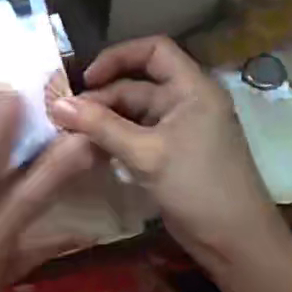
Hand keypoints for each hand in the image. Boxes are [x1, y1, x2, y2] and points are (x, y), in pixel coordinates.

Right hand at [47, 36, 291, 274]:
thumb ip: (100, 126)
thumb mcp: (146, 153)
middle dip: (101, 99)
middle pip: (136, 85)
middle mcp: (186, 102)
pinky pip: (136, 136)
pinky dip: (113, 140)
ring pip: (132, 113)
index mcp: (192, 89)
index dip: (118, 57)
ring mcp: (179, 130)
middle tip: (65, 120)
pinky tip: (89, 151)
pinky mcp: (170, 154)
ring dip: (103, 122)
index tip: (86, 80)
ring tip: (70, 136)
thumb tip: (56, 104)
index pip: (154, 51)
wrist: (235, 240)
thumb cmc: (198, 187)